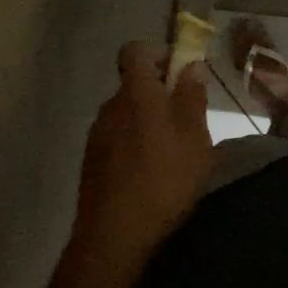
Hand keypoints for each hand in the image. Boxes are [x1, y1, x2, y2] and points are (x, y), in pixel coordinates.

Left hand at [74, 41, 213, 257]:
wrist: (114, 236)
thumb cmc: (164, 181)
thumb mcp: (195, 139)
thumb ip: (192, 98)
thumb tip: (191, 66)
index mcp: (136, 94)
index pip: (135, 51)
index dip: (158, 54)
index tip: (181, 72)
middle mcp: (110, 107)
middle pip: (133, 85)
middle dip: (160, 93)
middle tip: (189, 119)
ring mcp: (97, 135)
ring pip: (126, 114)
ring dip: (148, 122)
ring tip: (173, 152)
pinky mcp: (92, 162)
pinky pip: (117, 139)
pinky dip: (135, 145)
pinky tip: (152, 174)